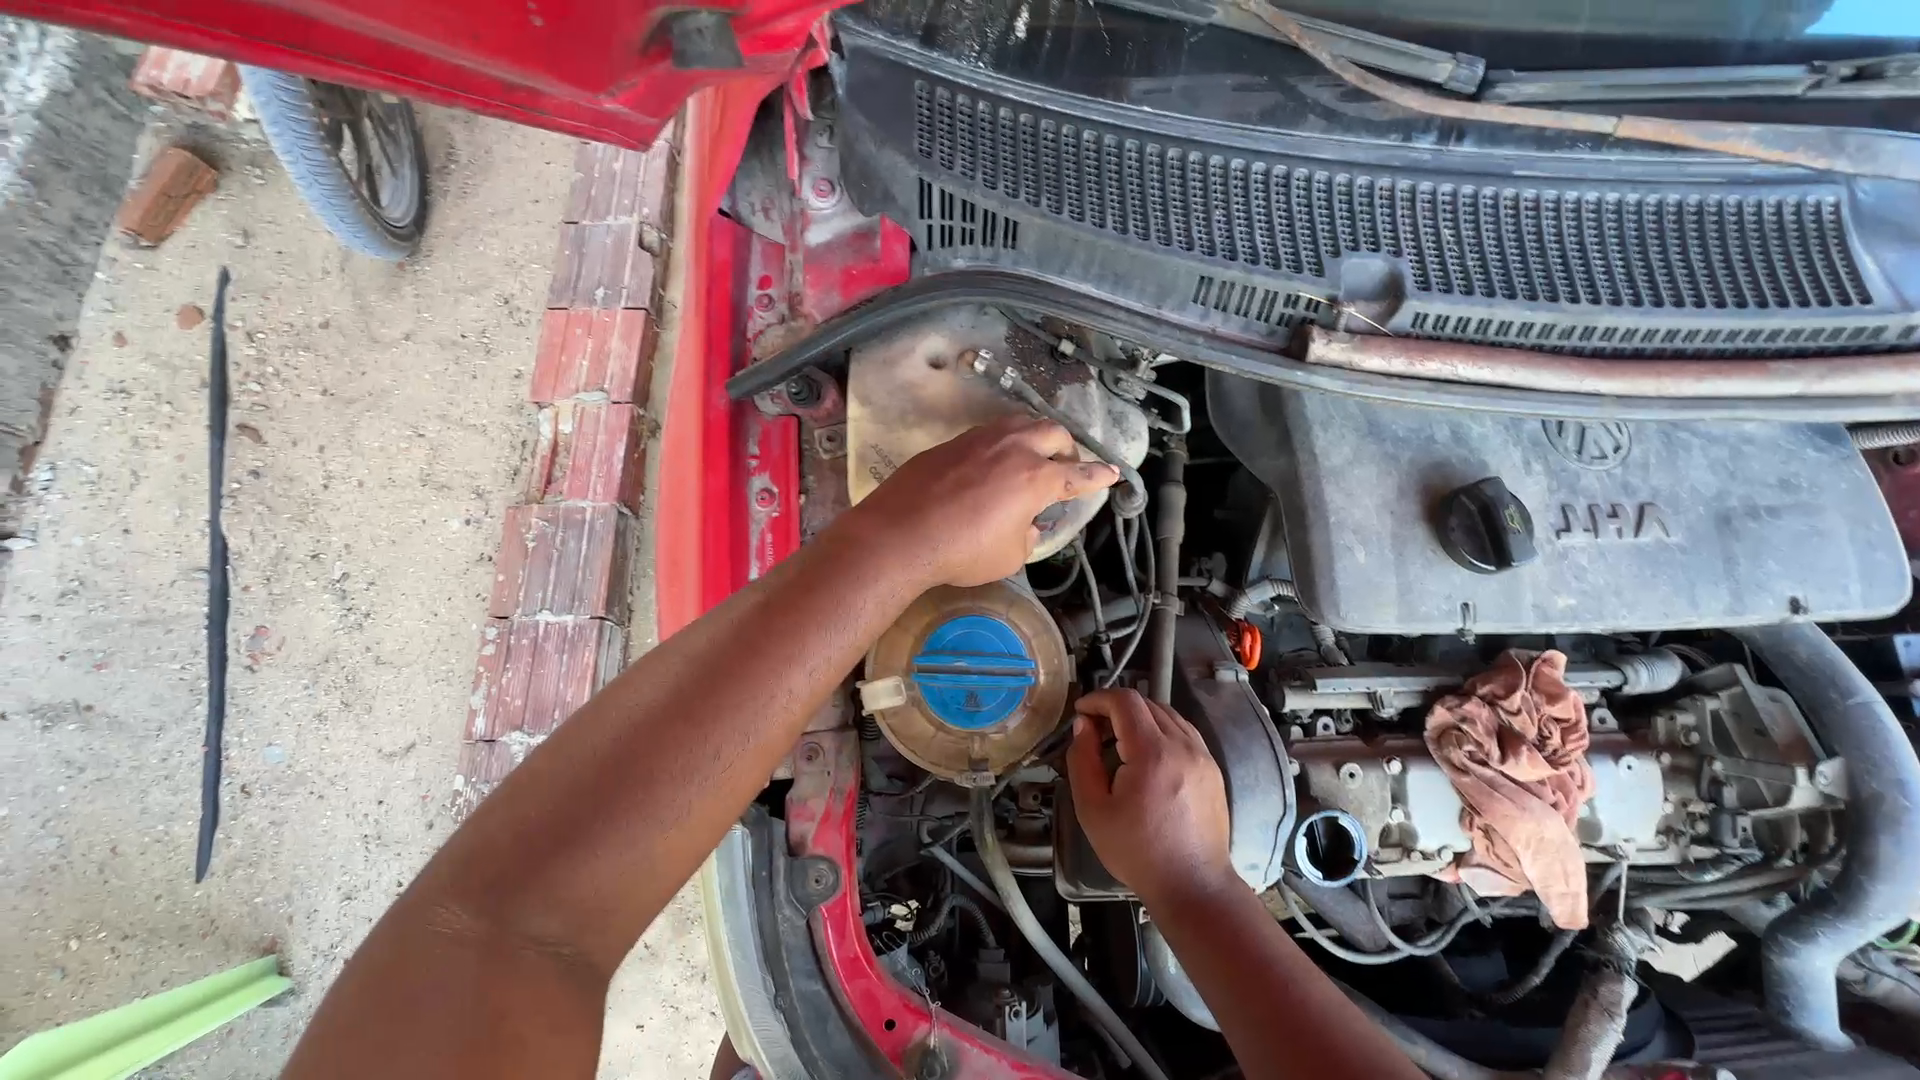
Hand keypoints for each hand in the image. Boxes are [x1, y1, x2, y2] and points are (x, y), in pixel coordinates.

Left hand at [842, 416, 1118, 588]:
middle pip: (1053, 433)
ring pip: (1018, 424)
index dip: (1098, 476)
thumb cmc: (962, 551)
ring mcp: (979, 440)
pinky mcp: (951, 443)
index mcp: (1036, 478)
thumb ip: (1027, 535)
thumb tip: (1027, 523)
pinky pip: (987, 435)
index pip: (1078, 475)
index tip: (1112, 474)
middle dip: (1067, 448)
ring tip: (1032, 457)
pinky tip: (992, 464)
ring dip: (1034, 437)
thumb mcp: (1009, 556)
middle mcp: (1012, 448)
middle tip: (1065, 467)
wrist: (901, 534)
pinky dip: (1001, 445)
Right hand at [1066, 689, 1236, 909]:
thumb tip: (1083, 726)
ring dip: (1140, 718)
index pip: (1125, 701)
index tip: (1081, 712)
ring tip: (1119, 742)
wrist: (1192, 884)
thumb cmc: (1137, 851)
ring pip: (1168, 715)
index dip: (1098, 698)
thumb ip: (1082, 760)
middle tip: (1094, 731)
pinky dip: (1161, 730)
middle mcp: (1183, 745)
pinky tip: (1147, 755)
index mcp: (1153, 752)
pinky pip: (1184, 732)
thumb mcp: (1092, 809)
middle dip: (1116, 708)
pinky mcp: (1213, 769)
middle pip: (1147, 703)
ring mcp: (1203, 756)